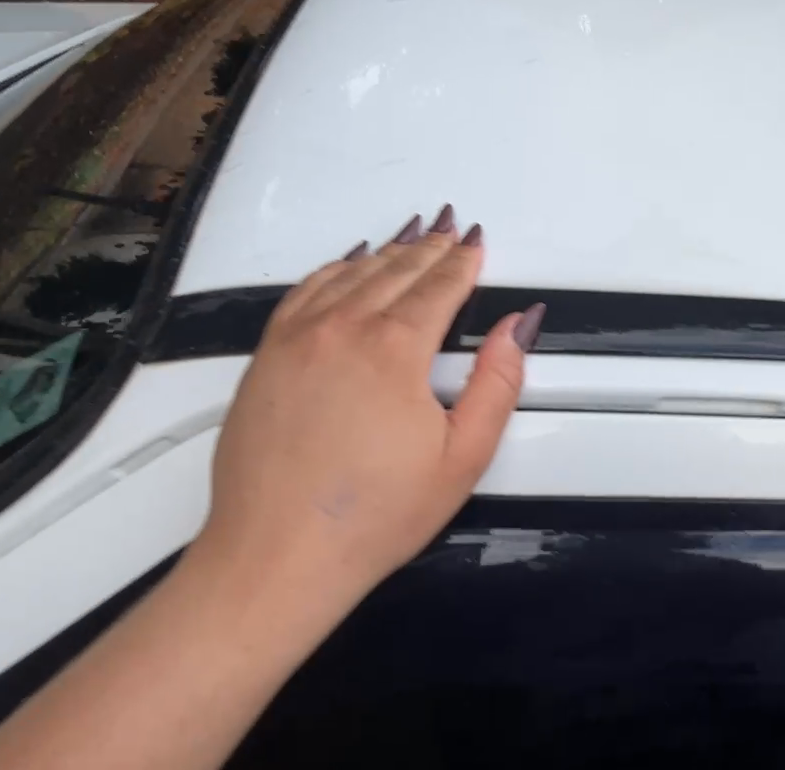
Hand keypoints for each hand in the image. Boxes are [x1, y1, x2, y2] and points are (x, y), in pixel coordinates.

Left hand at [185, 208, 543, 626]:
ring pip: (352, 274)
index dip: (463, 261)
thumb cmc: (375, 515)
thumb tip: (518, 325)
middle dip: (431, 247)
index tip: (476, 242)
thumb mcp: (463, 456)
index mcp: (394, 350)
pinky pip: (305, 291)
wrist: (275, 557)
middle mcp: (342, 330)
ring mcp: (296, 340)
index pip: (439, 287)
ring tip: (413, 233)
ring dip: (388, 250)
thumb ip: (498, 382)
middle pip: (397, 271)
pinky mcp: (266, 357)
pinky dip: (334, 268)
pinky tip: (350, 262)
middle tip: (451, 227)